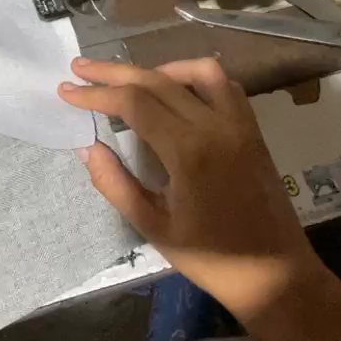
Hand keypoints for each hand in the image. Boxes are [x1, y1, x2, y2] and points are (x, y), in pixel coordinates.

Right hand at [58, 55, 326, 320]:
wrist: (273, 271)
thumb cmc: (209, 256)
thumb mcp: (152, 226)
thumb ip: (115, 184)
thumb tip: (88, 147)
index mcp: (188, 150)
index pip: (134, 103)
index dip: (96, 94)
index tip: (67, 91)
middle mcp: (215, 125)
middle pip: (157, 80)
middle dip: (114, 72)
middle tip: (80, 68)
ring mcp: (239, 124)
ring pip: (197, 71)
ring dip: (157, 69)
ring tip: (129, 80)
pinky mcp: (252, 130)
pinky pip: (225, 86)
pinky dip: (195, 77)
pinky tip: (175, 91)